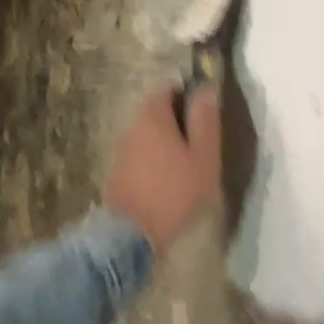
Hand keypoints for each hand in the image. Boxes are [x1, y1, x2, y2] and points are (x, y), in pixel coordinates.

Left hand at [104, 85, 221, 253]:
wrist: (131, 234)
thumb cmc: (174, 192)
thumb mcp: (203, 157)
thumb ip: (205, 121)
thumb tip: (206, 89)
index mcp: (152, 117)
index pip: (167, 89)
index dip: (187, 94)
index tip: (204, 112)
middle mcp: (131, 126)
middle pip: (155, 111)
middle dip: (177, 119)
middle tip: (200, 141)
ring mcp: (121, 150)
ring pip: (147, 134)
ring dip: (165, 141)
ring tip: (187, 163)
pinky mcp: (117, 172)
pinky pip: (139, 154)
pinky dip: (154, 159)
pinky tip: (167, 178)